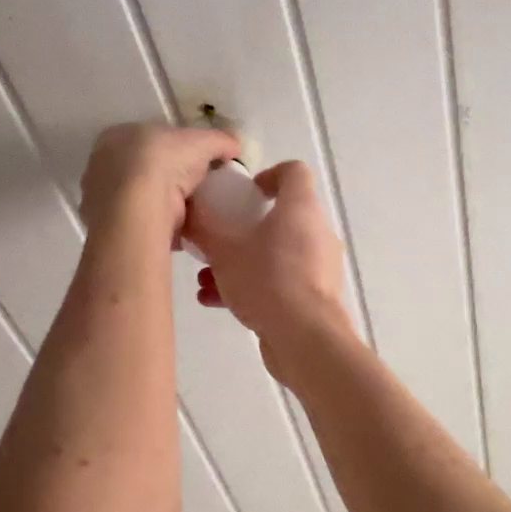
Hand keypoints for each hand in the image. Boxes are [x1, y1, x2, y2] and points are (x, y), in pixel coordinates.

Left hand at [79, 123, 240, 241]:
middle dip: (168, 181)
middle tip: (196, 193)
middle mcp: (103, 165)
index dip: (174, 151)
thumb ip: (220, 141)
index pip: (149, 140)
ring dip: (163, 207)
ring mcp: (102, 198)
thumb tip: (237, 146)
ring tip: (190, 216)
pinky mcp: (109, 228)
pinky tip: (178, 234)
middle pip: (145, 171)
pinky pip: (140, 225)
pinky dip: (159, 229)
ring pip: (141, 200)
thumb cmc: (164, 160)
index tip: (196, 165)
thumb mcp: (202, 141)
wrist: (138, 206)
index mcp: (118, 136)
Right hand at [191, 160, 352, 370]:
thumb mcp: (224, 252)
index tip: (245, 192)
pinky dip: (254, 285)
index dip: (269, 175)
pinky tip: (216, 301)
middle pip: (282, 217)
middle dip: (244, 230)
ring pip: (278, 254)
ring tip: (206, 280)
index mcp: (301, 208)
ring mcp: (320, 267)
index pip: (293, 172)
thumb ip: (204, 229)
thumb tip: (190, 212)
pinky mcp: (317, 296)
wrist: (306, 338)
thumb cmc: (267, 281)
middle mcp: (317, 233)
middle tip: (218, 240)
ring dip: (241, 262)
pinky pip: (282, 281)